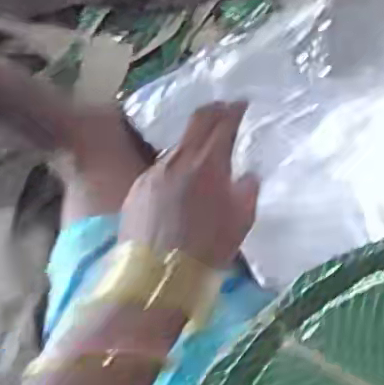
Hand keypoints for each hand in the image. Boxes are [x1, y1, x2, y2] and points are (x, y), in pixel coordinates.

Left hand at [118, 102, 258, 268]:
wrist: (155, 280)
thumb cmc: (208, 249)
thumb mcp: (241, 220)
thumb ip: (246, 191)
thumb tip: (246, 176)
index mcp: (208, 165)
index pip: (222, 124)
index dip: (234, 110)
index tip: (243, 104)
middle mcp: (177, 162)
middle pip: (196, 123)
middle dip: (213, 113)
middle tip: (226, 109)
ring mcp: (152, 175)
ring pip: (178, 146)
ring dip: (194, 142)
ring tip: (207, 149)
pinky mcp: (137, 191)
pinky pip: (161, 168)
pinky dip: (177, 165)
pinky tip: (183, 180)